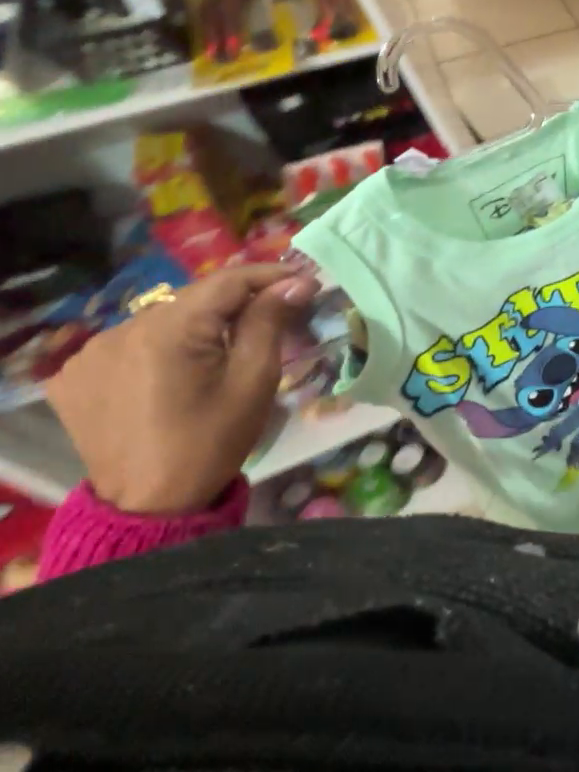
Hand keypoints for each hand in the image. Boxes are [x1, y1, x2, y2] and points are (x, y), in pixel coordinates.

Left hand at [46, 265, 319, 515]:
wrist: (151, 499)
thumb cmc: (214, 437)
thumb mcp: (255, 378)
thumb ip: (269, 322)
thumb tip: (296, 282)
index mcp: (165, 332)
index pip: (225, 282)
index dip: (270, 275)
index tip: (308, 280)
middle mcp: (118, 332)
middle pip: (191, 301)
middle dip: (236, 302)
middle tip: (278, 312)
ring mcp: (88, 354)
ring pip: (159, 321)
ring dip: (197, 325)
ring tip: (226, 346)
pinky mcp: (74, 376)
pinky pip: (129, 345)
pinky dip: (162, 347)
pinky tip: (179, 369)